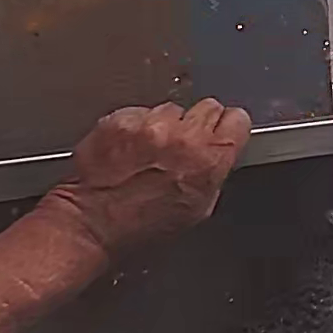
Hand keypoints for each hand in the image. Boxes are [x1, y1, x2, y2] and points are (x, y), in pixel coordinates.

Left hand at [31, 99, 251, 264]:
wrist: (94, 223)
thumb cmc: (144, 225)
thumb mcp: (200, 207)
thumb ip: (216, 170)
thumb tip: (221, 153)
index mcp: (210, 161)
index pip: (237, 119)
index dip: (229, 127)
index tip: (221, 132)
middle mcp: (184, 138)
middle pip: (208, 107)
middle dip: (198, 124)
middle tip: (182, 146)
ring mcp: (151, 126)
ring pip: (171, 108)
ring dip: (164, 126)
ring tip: (149, 152)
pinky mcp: (123, 120)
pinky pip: (139, 112)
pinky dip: (135, 127)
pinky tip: (128, 150)